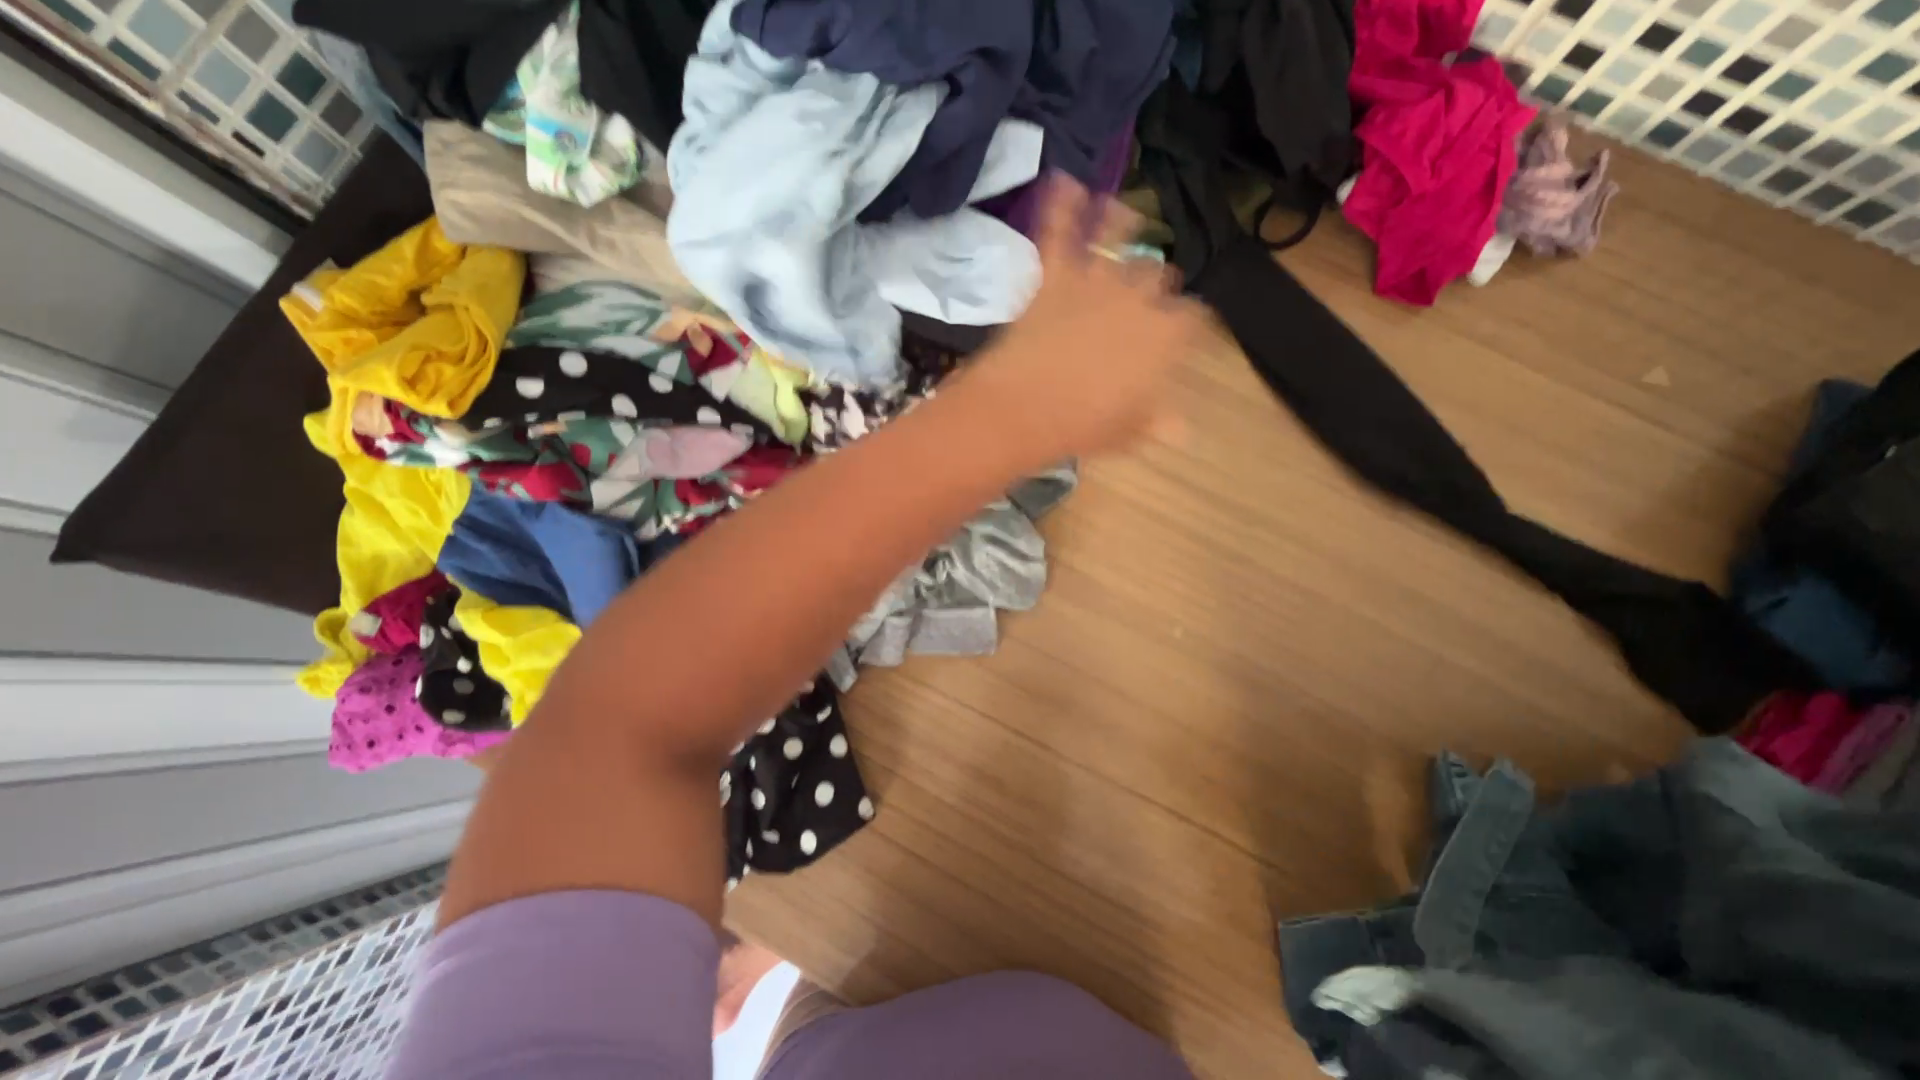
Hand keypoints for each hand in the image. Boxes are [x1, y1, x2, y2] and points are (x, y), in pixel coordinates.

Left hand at [954, 175, 1206, 465]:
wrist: (1025, 408)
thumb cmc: (1083, 427)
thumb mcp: (1128, 430)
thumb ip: (1155, 419)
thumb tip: (1181, 429)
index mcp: (1164, 337)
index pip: (1191, 316)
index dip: (1188, 319)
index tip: (1184, 325)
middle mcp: (1137, 299)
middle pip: (1156, 277)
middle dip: (1157, 279)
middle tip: (1151, 287)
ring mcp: (1094, 280)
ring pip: (1116, 241)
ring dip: (1121, 223)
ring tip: (1125, 210)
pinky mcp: (1054, 275)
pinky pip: (1060, 232)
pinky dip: (1061, 204)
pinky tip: (1063, 178)